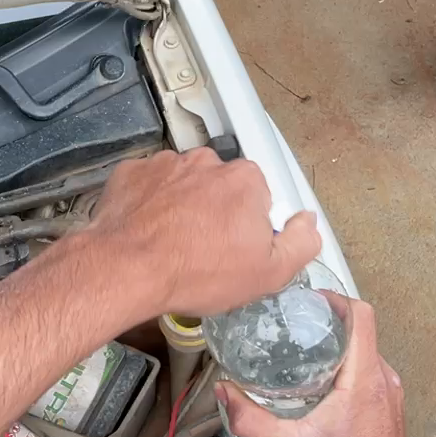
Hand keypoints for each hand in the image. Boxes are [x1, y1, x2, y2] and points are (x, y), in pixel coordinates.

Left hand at [74, 148, 320, 319]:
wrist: (127, 269)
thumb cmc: (195, 272)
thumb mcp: (268, 274)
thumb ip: (301, 244)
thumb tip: (308, 224)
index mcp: (246, 180)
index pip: (259, 199)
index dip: (250, 228)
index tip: (236, 249)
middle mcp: (207, 162)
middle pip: (220, 188)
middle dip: (216, 214)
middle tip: (203, 251)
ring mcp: (166, 164)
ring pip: (183, 185)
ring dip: (181, 207)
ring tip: (171, 244)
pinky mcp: (133, 172)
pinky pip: (148, 186)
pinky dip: (148, 204)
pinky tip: (147, 232)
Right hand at [214, 295, 420, 436]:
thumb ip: (250, 420)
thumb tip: (224, 391)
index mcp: (364, 378)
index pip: (361, 315)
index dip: (336, 298)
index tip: (307, 300)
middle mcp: (383, 378)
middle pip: (361, 329)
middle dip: (328, 319)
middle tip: (292, 323)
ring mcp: (390, 393)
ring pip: (364, 349)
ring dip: (337, 342)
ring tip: (301, 348)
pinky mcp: (389, 407)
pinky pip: (368, 369)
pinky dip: (346, 362)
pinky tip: (318, 380)